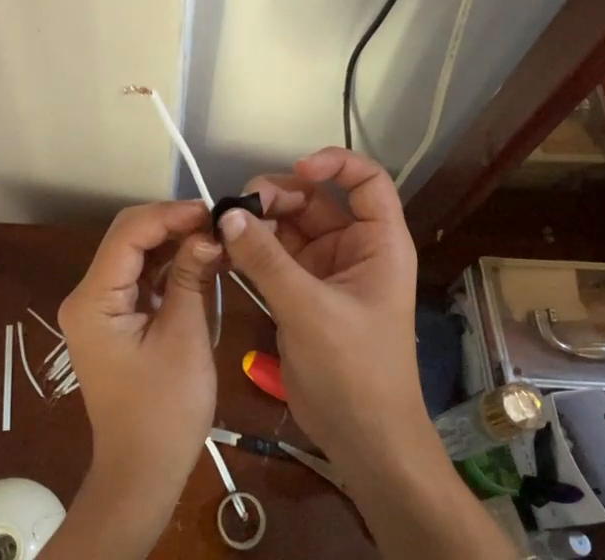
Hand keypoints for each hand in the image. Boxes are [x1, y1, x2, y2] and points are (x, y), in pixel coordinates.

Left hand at [41, 202, 219, 558]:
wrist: (141, 473)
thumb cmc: (165, 411)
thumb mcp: (185, 337)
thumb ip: (191, 277)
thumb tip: (207, 233)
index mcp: (93, 300)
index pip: (128, 234)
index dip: (170, 215)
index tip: (211, 211)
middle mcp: (86, 297)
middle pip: (127, 239)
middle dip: (171, 224)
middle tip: (216, 222)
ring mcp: (97, 309)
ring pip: (134, 256)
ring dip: (172, 244)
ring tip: (214, 237)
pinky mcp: (112, 322)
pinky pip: (138, 280)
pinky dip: (167, 268)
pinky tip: (199, 260)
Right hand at [224, 147, 424, 465]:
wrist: (363, 439)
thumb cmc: (354, 369)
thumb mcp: (309, 309)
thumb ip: (266, 259)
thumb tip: (227, 213)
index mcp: (379, 243)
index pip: (366, 181)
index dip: (335, 164)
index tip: (296, 169)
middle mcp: (354, 249)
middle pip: (316, 200)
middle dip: (279, 196)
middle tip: (238, 208)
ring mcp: (326, 272)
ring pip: (290, 227)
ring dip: (260, 223)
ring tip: (225, 229)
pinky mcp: (302, 294)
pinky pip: (275, 256)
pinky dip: (253, 249)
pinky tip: (226, 250)